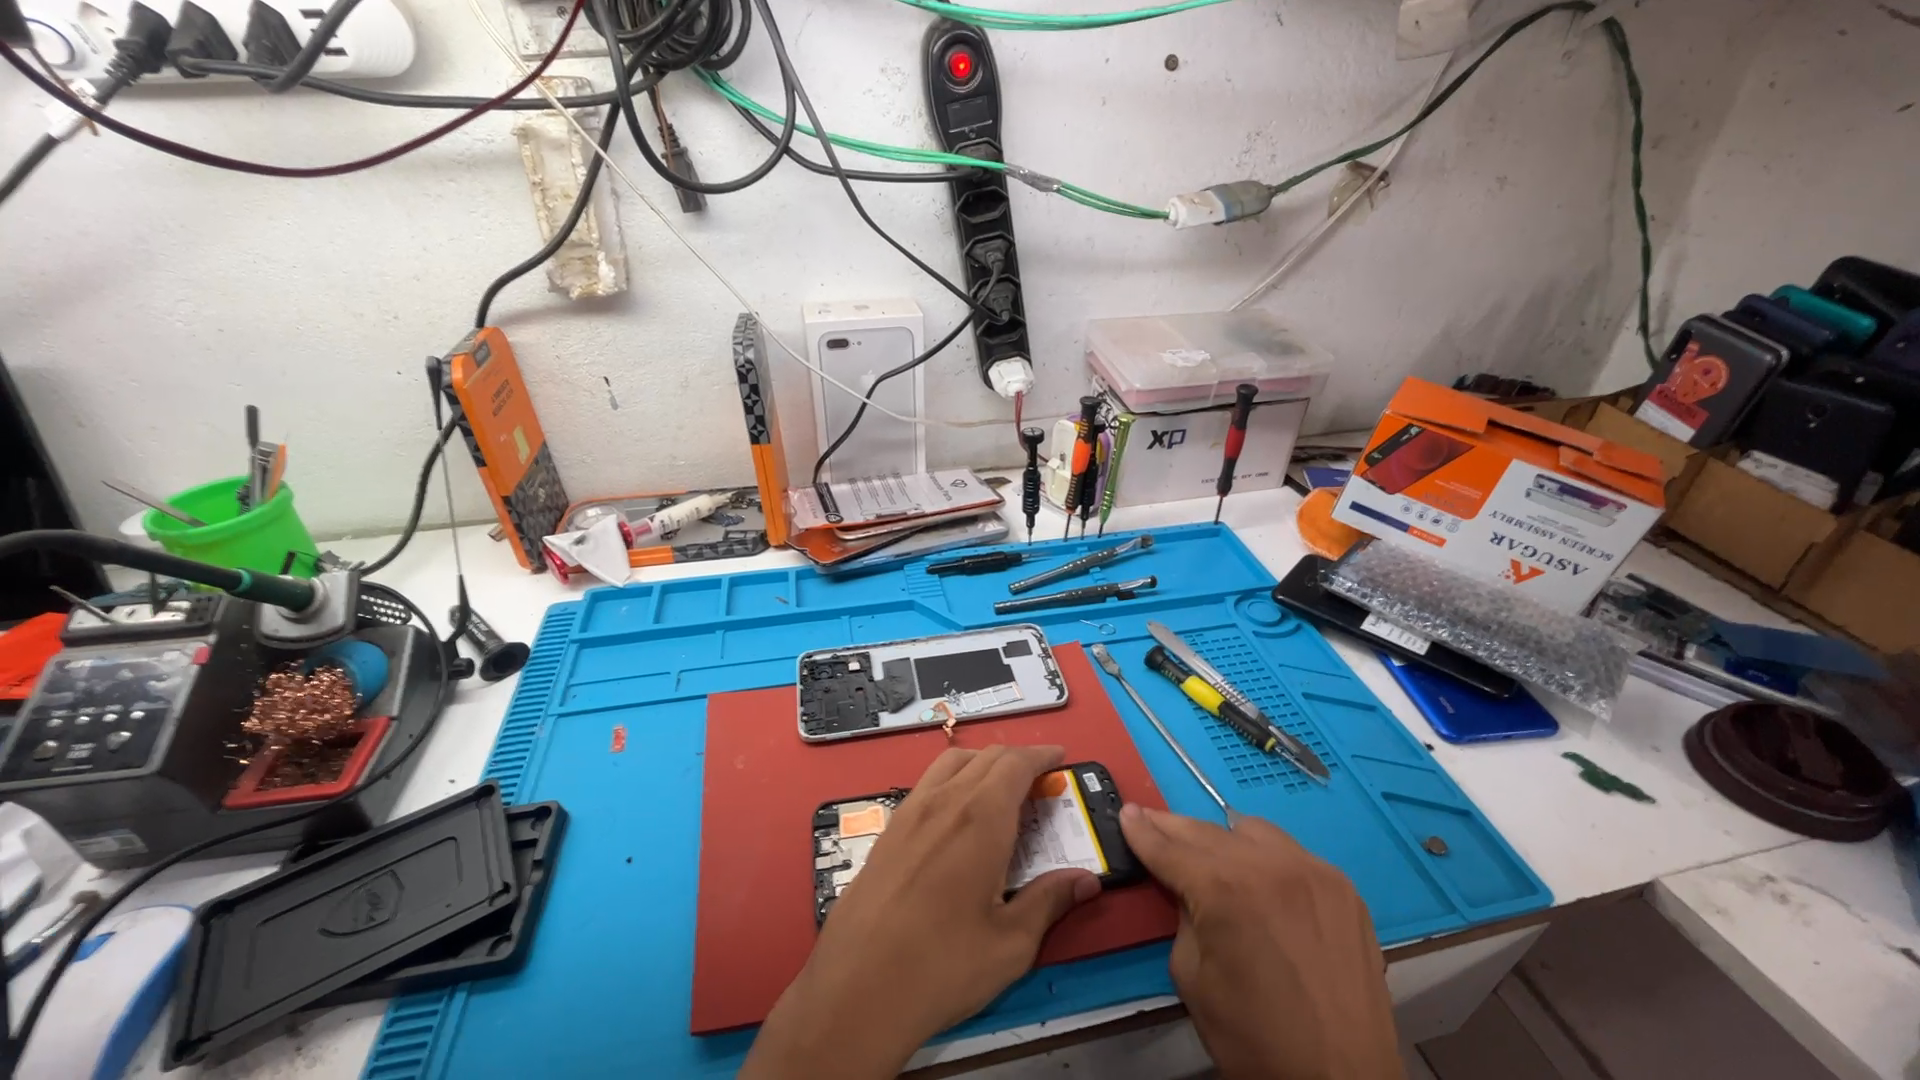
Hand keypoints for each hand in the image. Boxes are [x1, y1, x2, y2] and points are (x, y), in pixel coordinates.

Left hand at [741, 745, 1101, 1079]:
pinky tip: (957, 821)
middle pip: (984, 757)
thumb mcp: (1011, 944)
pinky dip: (952, 783)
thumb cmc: (942, 967)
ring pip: (949, 765)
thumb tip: (1085, 880)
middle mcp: (942, 802)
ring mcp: (907, 815)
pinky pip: (925, 787)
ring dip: (981, 765)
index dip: (1041, 756)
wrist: (855, 991)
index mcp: (979, 818)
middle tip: (1040, 782)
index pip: (1014, 764)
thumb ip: (1049, 901)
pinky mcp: (885, 835)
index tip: (1060, 757)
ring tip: (1001, 793)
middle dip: (1016, 760)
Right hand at [1119, 804, 1399, 1079]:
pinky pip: (1293, 855)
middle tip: (1152, 823)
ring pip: (1254, 831)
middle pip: (1209, 831)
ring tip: (1210, 858)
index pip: (1170, 848)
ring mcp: (1315, 872)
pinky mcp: (1344, 888)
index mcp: (1226, 889)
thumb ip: (1183, 917)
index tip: (1126, 813)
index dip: (1143, 831)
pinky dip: (1267, 859)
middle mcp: (1271, 865)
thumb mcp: (1192, 976)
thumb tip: (1186, 887)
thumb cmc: (1254, 1038)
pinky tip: (1261, 884)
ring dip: (1224, 839)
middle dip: (1175, 829)